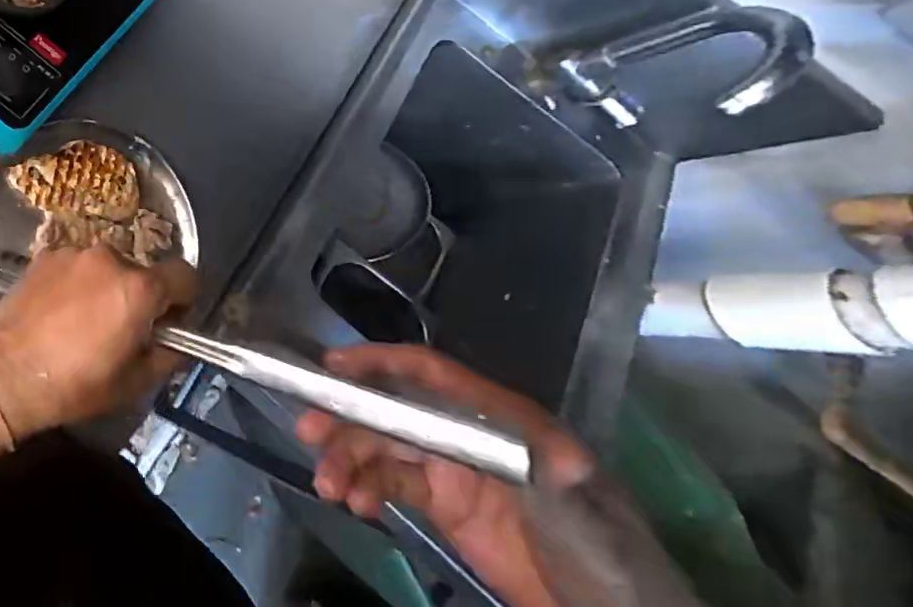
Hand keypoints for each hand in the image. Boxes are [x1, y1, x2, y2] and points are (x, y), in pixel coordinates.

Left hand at [0, 244, 195, 438]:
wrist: (6, 375)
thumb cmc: (76, 384)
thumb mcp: (135, 383)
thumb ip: (168, 356)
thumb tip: (177, 341)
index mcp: (139, 287)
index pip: (185, 275)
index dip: (183, 300)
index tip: (168, 323)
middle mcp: (110, 258)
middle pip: (142, 272)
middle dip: (139, 297)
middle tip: (120, 330)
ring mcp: (74, 253)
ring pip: (106, 268)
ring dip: (105, 287)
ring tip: (82, 321)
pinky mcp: (45, 256)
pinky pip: (75, 266)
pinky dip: (75, 283)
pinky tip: (57, 311)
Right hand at [295, 345, 594, 606]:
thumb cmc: (603, 550)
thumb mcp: (574, 503)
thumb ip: (531, 461)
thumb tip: (484, 425)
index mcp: (495, 414)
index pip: (429, 372)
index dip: (380, 362)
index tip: (332, 365)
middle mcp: (466, 431)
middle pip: (393, 410)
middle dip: (348, 418)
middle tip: (309, 434)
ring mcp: (453, 468)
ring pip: (384, 448)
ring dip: (349, 460)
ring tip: (328, 486)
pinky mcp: (445, 505)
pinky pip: (392, 484)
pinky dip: (366, 488)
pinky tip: (355, 503)